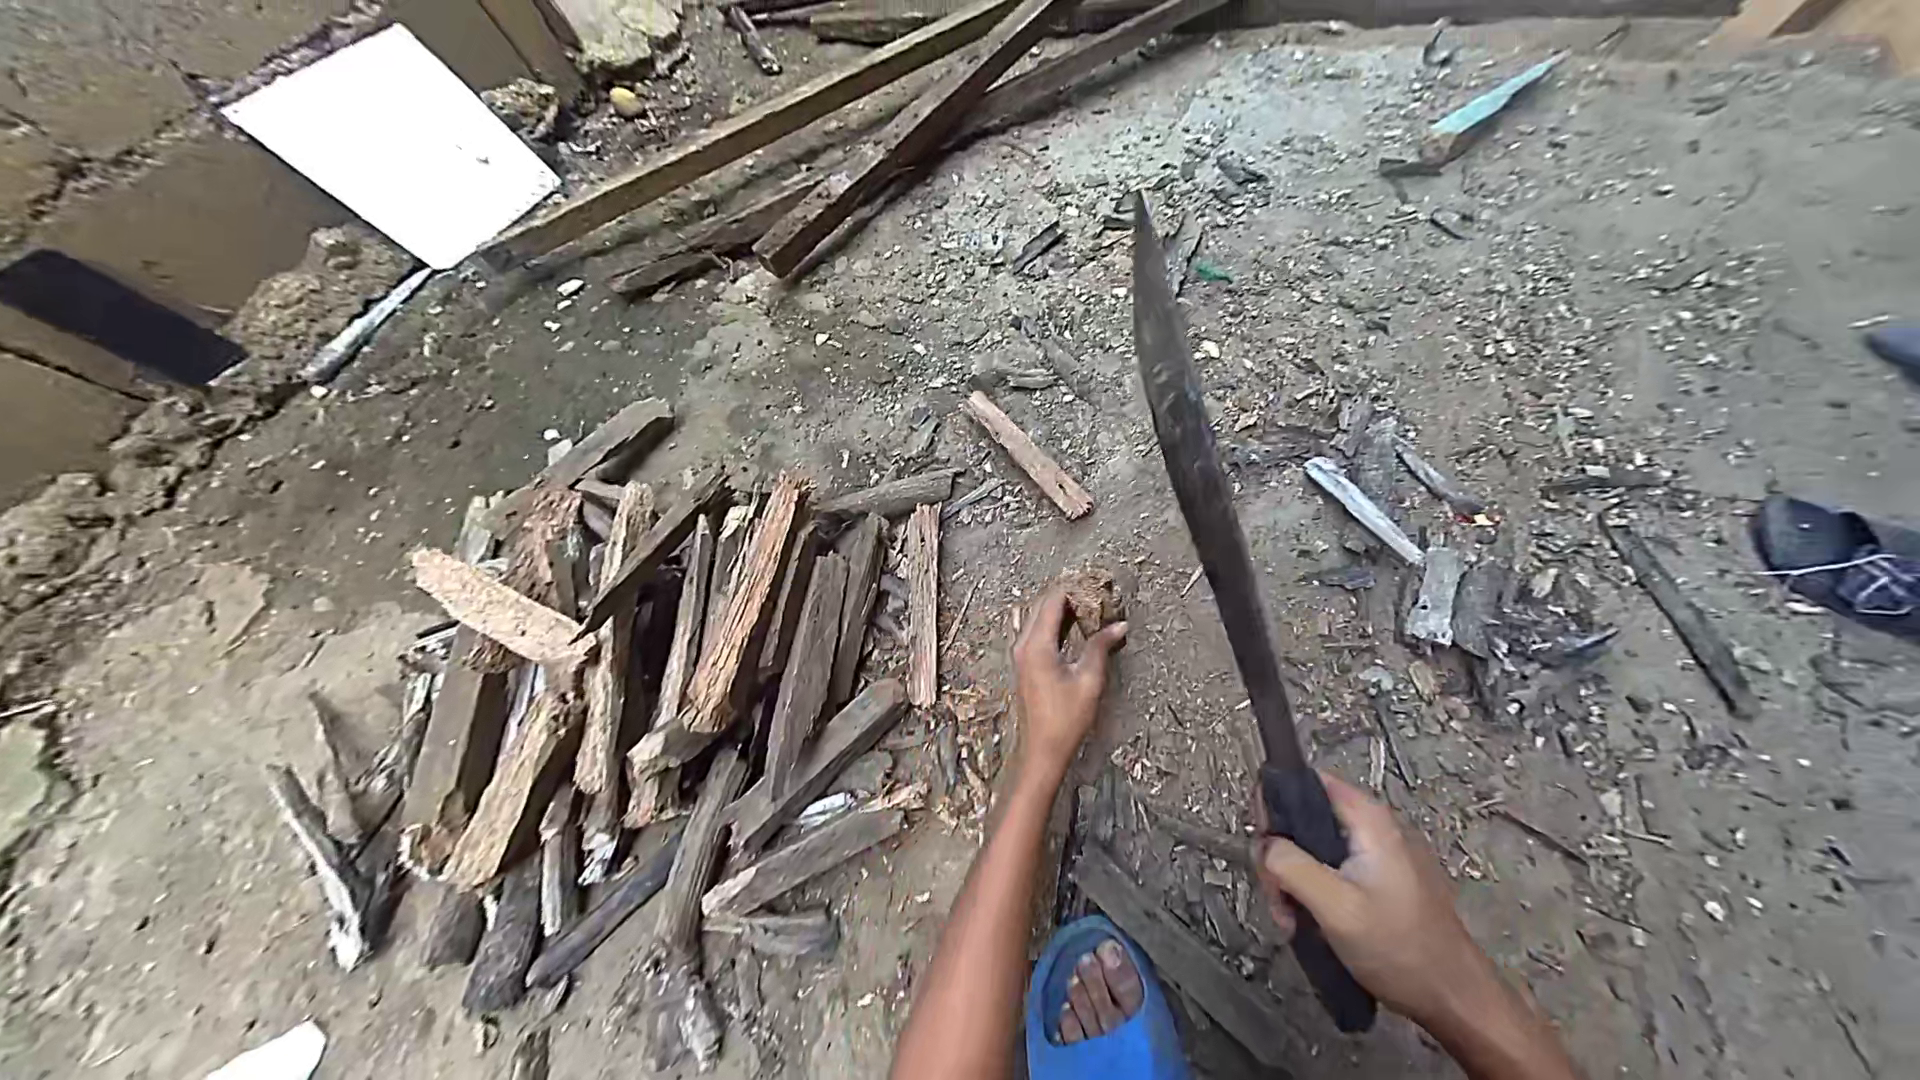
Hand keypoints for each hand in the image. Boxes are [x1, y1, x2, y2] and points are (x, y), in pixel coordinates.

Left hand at [1012, 589, 1127, 779]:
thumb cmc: (1066, 719)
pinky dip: (1053, 624)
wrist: (1043, 749)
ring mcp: (1021, 655)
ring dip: (1059, 610)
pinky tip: (1073, 627)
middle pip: (1041, 607)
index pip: (1051, 603)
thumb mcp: (1089, 680)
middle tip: (1093, 595)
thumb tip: (1119, 625)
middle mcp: (1023, 646)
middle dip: (1066, 597)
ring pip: (1037, 619)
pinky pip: (1036, 633)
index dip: (1072, 590)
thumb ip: (1100, 647)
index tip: (1093, 586)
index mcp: (1036, 646)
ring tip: (1087, 607)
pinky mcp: (1024, 664)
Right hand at [1255, 772, 1495, 1028]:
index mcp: (1366, 817)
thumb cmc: (1401, 949)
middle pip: (1299, 816)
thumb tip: (1263, 843)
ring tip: (1291, 916)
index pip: (1302, 780)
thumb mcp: (1336, 906)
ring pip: (1306, 845)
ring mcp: (1371, 852)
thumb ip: (1290, 864)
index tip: (1264, 843)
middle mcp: (1369, 825)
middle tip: (1277, 892)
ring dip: (1289, 878)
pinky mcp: (1371, 877)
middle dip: (1278, 853)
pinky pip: (1322, 867)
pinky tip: (1304, 921)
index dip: (1273, 804)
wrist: (1457, 1004)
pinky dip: (1307, 889)